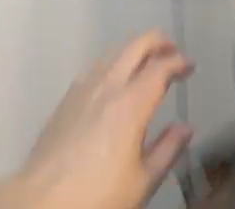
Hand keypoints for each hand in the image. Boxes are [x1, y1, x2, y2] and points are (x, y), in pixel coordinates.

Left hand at [0, 31, 192, 208]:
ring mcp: (83, 87)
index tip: (190, 65)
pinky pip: (96, 66)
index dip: (178, 62)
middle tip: (173, 48)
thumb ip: (167, 150)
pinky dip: (114, 61)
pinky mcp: (67, 96)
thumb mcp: (143, 181)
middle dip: (157, 41)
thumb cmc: (99, 194)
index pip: (159, 68)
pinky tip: (116, 76)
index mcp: (130, 104)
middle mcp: (107, 85)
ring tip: (148, 59)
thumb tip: (185, 127)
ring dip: (134, 49)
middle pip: (135, 47)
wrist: (43, 198)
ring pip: (113, 52)